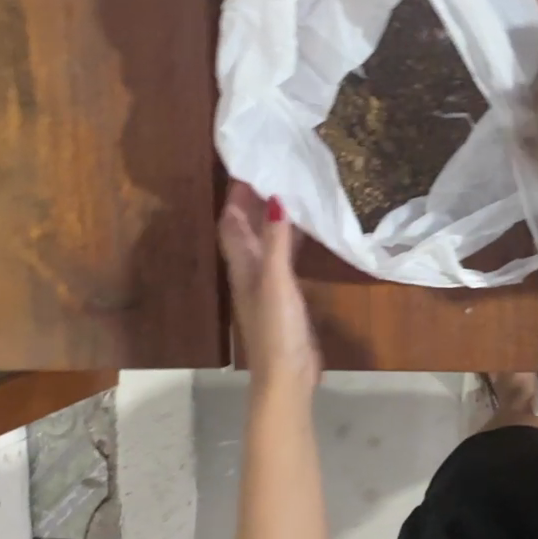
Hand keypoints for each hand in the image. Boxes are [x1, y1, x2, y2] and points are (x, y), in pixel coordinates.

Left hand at [219, 182, 320, 398]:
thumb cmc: (277, 328)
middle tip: (274, 169)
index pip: (231, 221)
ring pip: (264, 241)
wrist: (287, 374)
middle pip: (245, 228)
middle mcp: (250, 270)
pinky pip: (284, 257)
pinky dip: (290, 239)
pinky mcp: (286, 296)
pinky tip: (306, 229)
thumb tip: (274, 198)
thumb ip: (275, 241)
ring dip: (272, 217)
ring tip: (291, 189)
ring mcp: (268, 284)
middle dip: (253, 200)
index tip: (250, 164)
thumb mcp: (275, 280)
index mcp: (242, 265)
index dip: (236, 195)